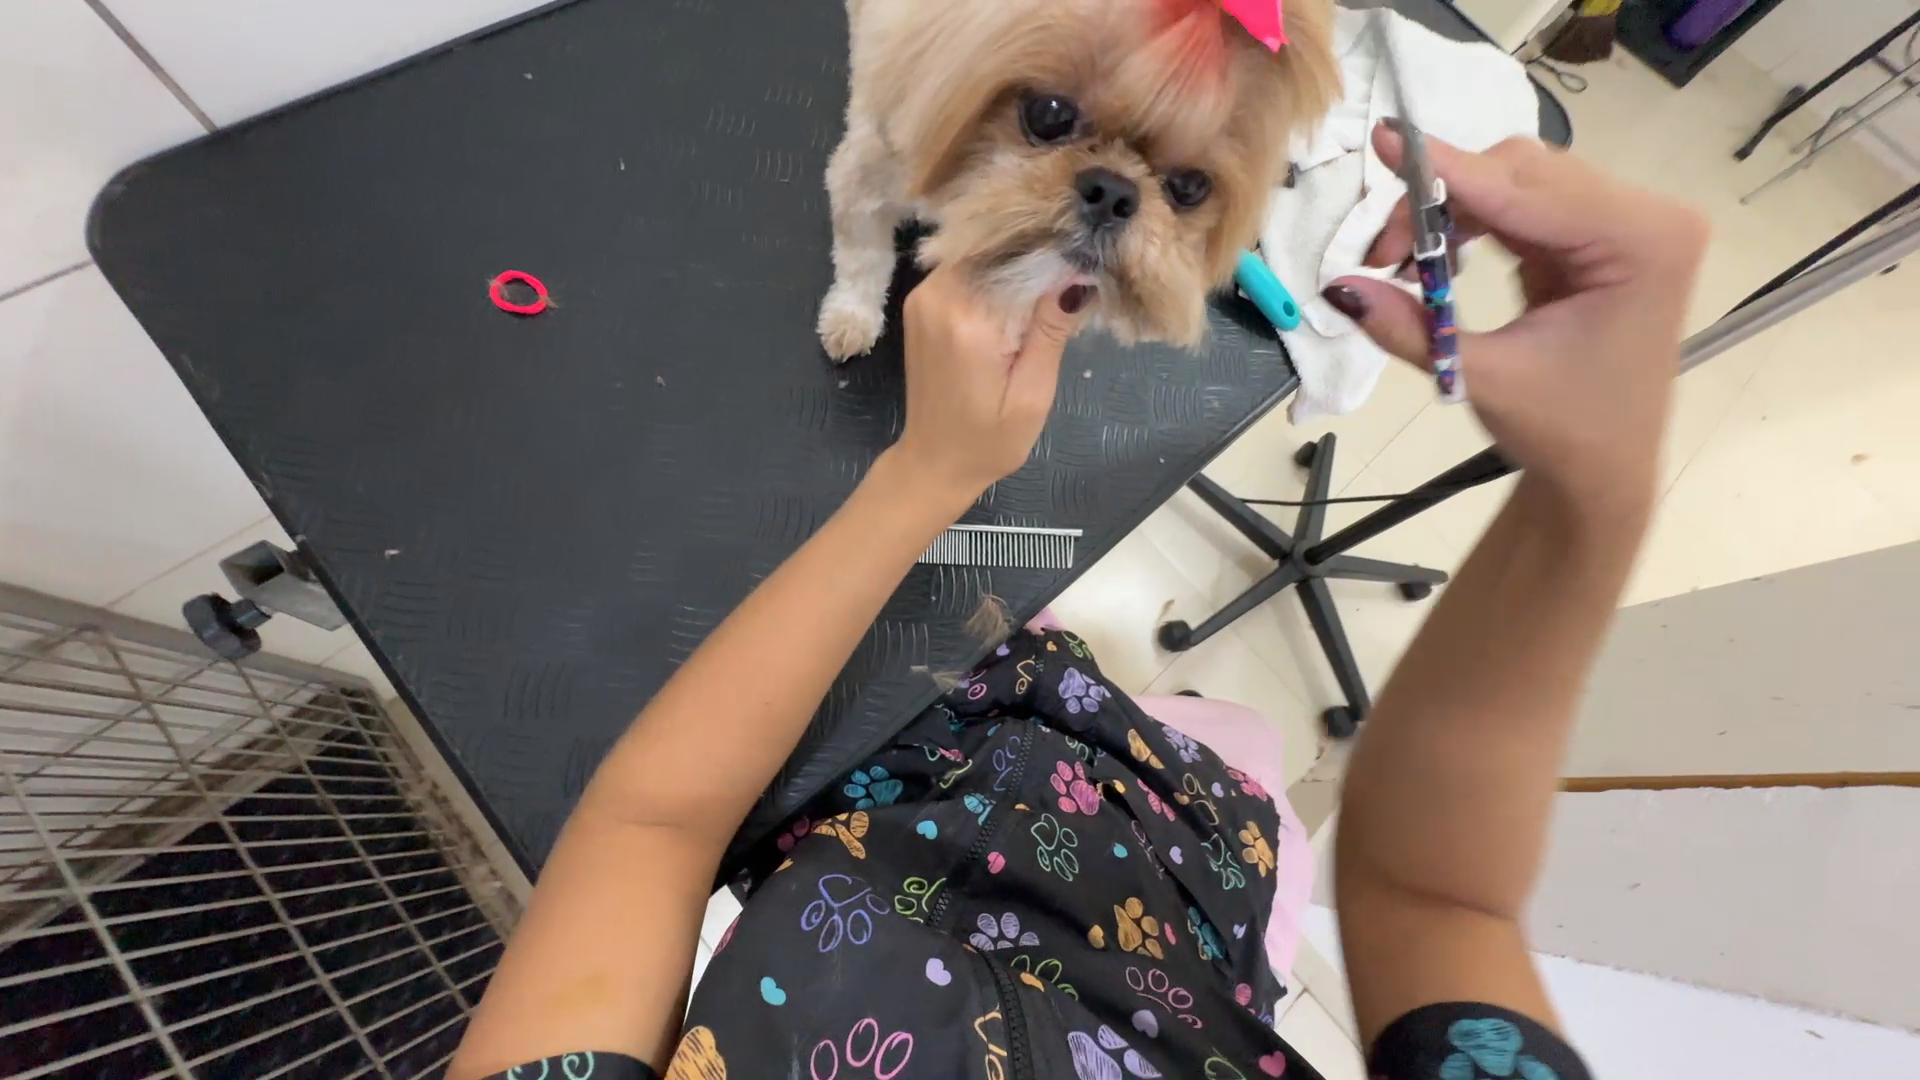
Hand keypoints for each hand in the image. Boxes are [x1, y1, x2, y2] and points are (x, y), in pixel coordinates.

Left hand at [886, 267, 1090, 502]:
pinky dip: (995, 279)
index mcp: (966, 319)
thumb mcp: (1031, 394)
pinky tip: (1017, 301)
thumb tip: (1078, 272)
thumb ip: (1051, 330)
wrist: (934, 462)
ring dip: (1016, 267)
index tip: (1088, 260)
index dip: (1057, 255)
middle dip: (1036, 258)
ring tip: (1047, 292)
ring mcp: (923, 296)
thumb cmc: (988, 441)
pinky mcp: (922, 302)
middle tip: (1072, 277)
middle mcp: (936, 295)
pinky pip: (966, 272)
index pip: (1021, 257)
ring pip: (983, 255)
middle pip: (999, 248)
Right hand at [1330, 125, 1708, 523]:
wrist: (1600, 466)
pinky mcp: (1593, 241)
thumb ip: (1407, 327)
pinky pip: (1520, 210)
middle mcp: (1641, 217)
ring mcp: (1620, 226)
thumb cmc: (1559, 427)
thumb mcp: (1477, 375)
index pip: (1523, 189)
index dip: (1445, 170)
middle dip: (1439, 202)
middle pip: (1521, 172)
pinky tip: (1437, 259)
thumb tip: (1339, 288)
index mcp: (1638, 242)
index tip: (1385, 140)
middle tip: (1380, 256)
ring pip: (1516, 184)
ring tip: (1400, 264)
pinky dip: (1468, 227)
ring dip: (1448, 215)